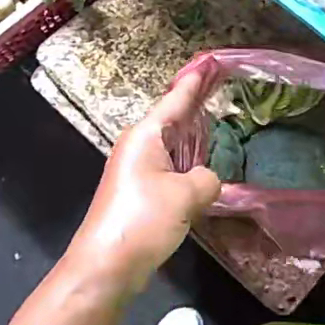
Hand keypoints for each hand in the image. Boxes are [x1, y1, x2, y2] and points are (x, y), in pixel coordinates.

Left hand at [64, 72, 221, 293]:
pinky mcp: (138, 192)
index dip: (194, 82)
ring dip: (191, 134)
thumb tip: (207, 180)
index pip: (174, 100)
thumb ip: (206, 179)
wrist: (106, 263)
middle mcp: (138, 145)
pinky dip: (185, 161)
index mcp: (145, 135)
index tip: (207, 61)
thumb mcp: (185, 195)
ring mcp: (135, 169)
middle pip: (171, 118)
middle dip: (194, 104)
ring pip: (170, 144)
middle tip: (218, 85)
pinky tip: (200, 165)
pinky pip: (168, 166)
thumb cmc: (142, 219)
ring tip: (215, 120)